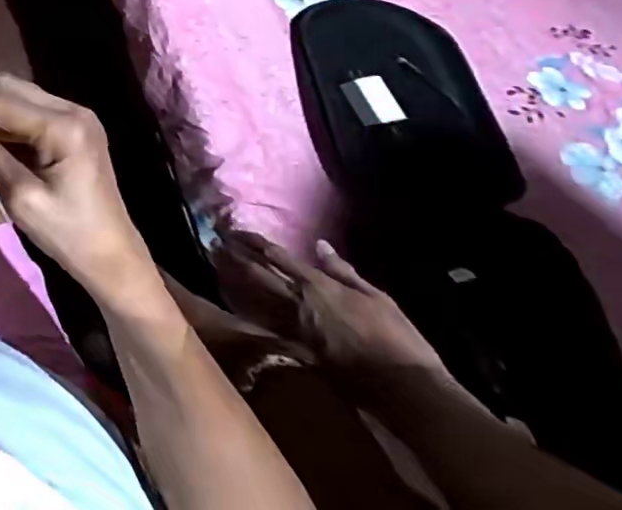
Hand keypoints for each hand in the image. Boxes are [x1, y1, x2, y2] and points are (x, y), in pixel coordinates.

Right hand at [0, 74, 147, 293]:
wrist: (112, 254)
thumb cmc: (68, 235)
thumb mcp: (21, 200)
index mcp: (64, 128)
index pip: (1, 101)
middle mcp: (73, 110)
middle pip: (10, 85)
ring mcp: (77, 114)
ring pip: (19, 91)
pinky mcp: (76, 124)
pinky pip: (31, 106)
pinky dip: (6, 116)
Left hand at [227, 233, 447, 385]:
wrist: (406, 390)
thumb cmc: (398, 339)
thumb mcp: (377, 297)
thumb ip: (343, 271)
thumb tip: (319, 245)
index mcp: (319, 286)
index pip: (279, 258)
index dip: (256, 243)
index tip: (236, 231)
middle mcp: (300, 304)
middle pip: (260, 275)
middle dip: (237, 257)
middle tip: (215, 243)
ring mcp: (296, 329)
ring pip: (258, 299)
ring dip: (236, 282)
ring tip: (217, 266)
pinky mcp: (299, 352)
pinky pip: (268, 327)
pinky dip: (250, 314)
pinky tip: (235, 307)